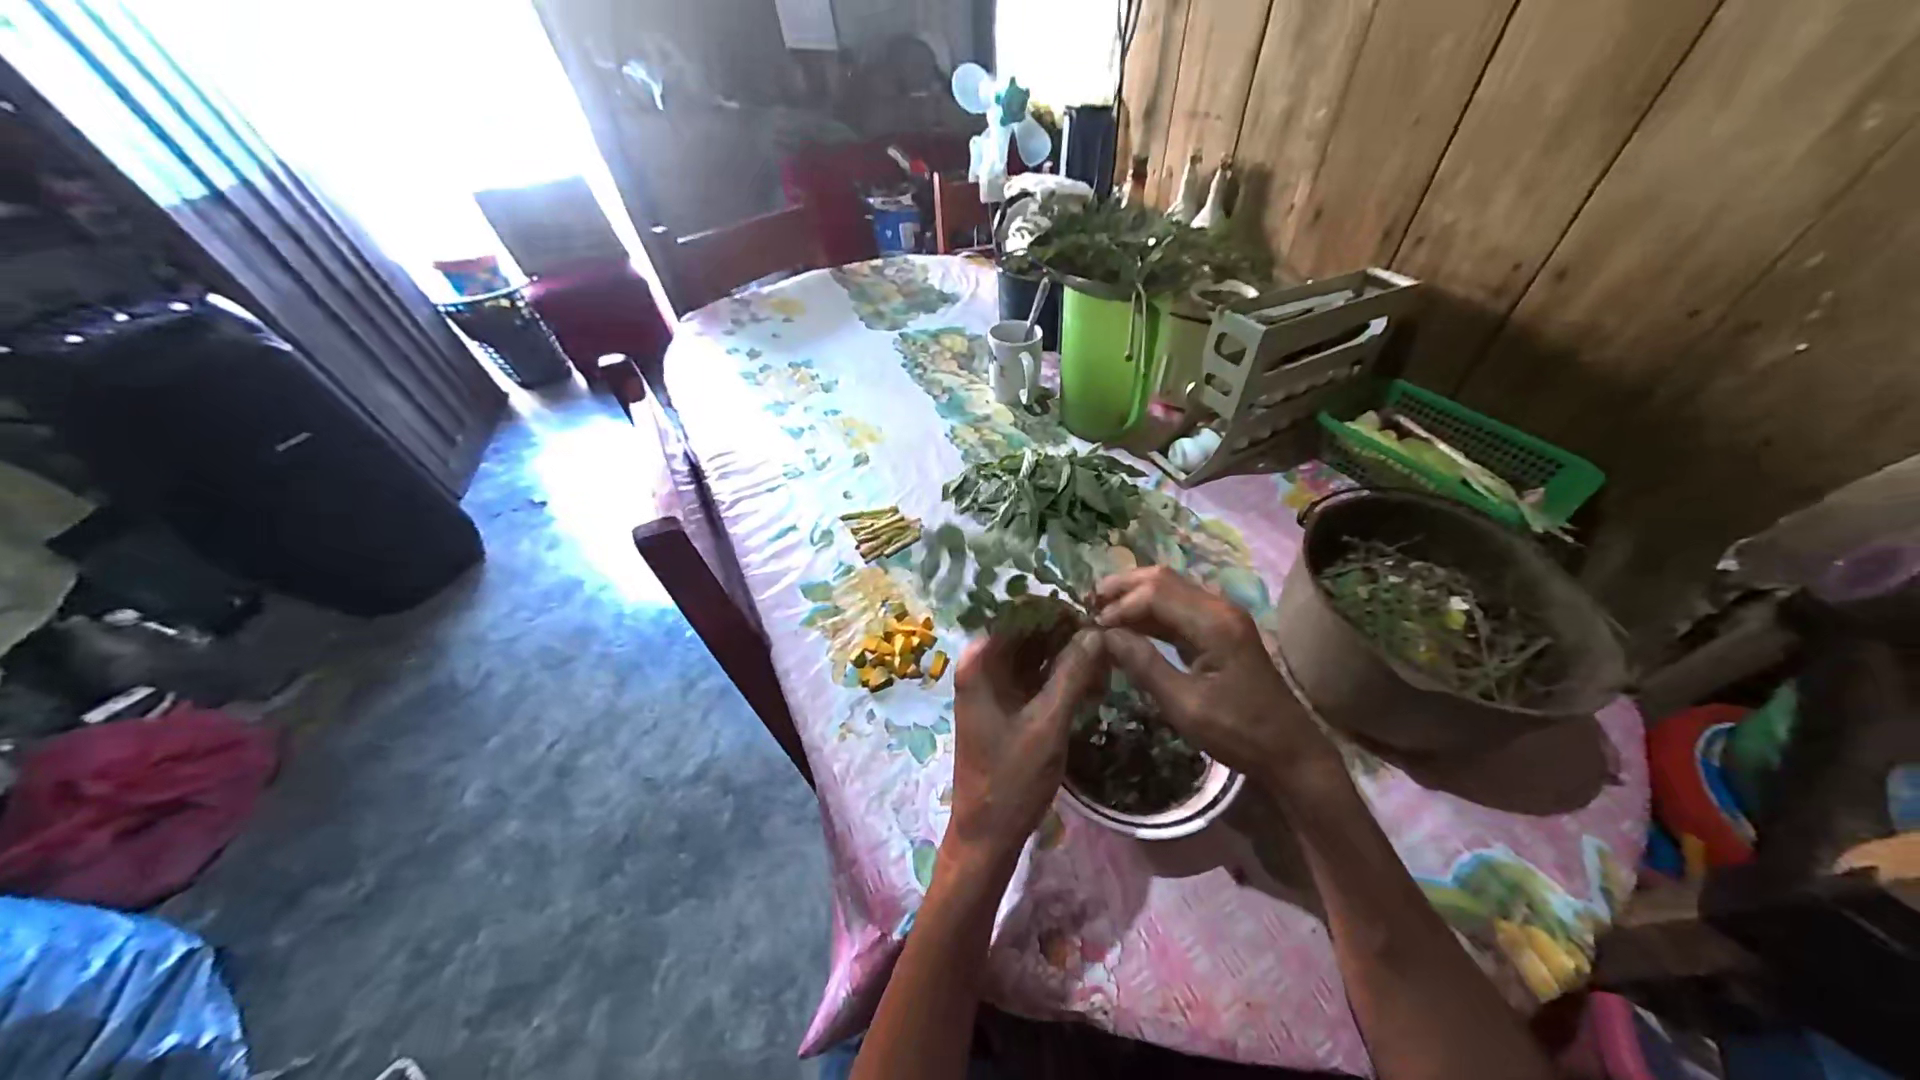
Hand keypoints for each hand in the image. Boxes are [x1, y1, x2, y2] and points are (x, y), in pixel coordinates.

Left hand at [948, 628, 1107, 863]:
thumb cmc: (1012, 778)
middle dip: (1066, 634)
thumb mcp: (1047, 724)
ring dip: (1067, 656)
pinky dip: (1060, 678)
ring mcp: (993, 687)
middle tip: (1108, 641)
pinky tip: (1092, 684)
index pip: (1019, 615)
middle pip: (1028, 633)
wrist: (987, 833)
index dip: (1056, 611)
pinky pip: (1035, 678)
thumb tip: (1097, 632)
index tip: (1095, 616)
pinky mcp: (1006, 706)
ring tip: (1106, 663)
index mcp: (980, 663)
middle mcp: (982, 667)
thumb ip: (1072, 675)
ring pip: (1034, 655)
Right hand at [1092, 567, 1335, 783]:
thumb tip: (1104, 635)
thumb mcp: (1184, 705)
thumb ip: (1143, 665)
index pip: (1155, 593)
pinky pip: (1178, 609)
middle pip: (1163, 579)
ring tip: (1099, 610)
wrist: (1289, 752)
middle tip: (1088, 602)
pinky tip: (1126, 625)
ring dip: (1134, 597)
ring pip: (1169, 589)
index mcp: (1215, 623)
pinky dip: (1149, 613)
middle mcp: (1219, 608)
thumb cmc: (1238, 733)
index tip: (1093, 628)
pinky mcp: (1219, 630)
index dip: (1120, 605)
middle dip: (1123, 587)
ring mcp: (1222, 617)